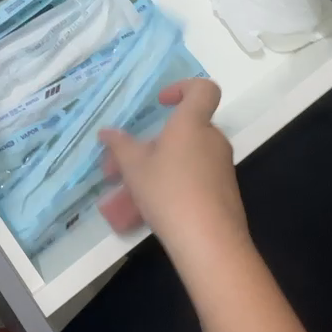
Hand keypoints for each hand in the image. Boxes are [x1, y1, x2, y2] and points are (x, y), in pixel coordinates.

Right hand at [97, 79, 248, 262]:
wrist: (210, 243)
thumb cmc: (169, 191)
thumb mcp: (134, 167)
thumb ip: (119, 145)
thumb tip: (107, 132)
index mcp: (192, 124)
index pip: (203, 89)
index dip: (183, 88)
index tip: (161, 104)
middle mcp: (211, 140)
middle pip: (187, 127)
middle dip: (156, 139)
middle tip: (128, 160)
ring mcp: (221, 167)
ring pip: (187, 154)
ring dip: (160, 164)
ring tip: (131, 189)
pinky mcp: (224, 192)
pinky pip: (195, 176)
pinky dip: (174, 182)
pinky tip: (151, 206)